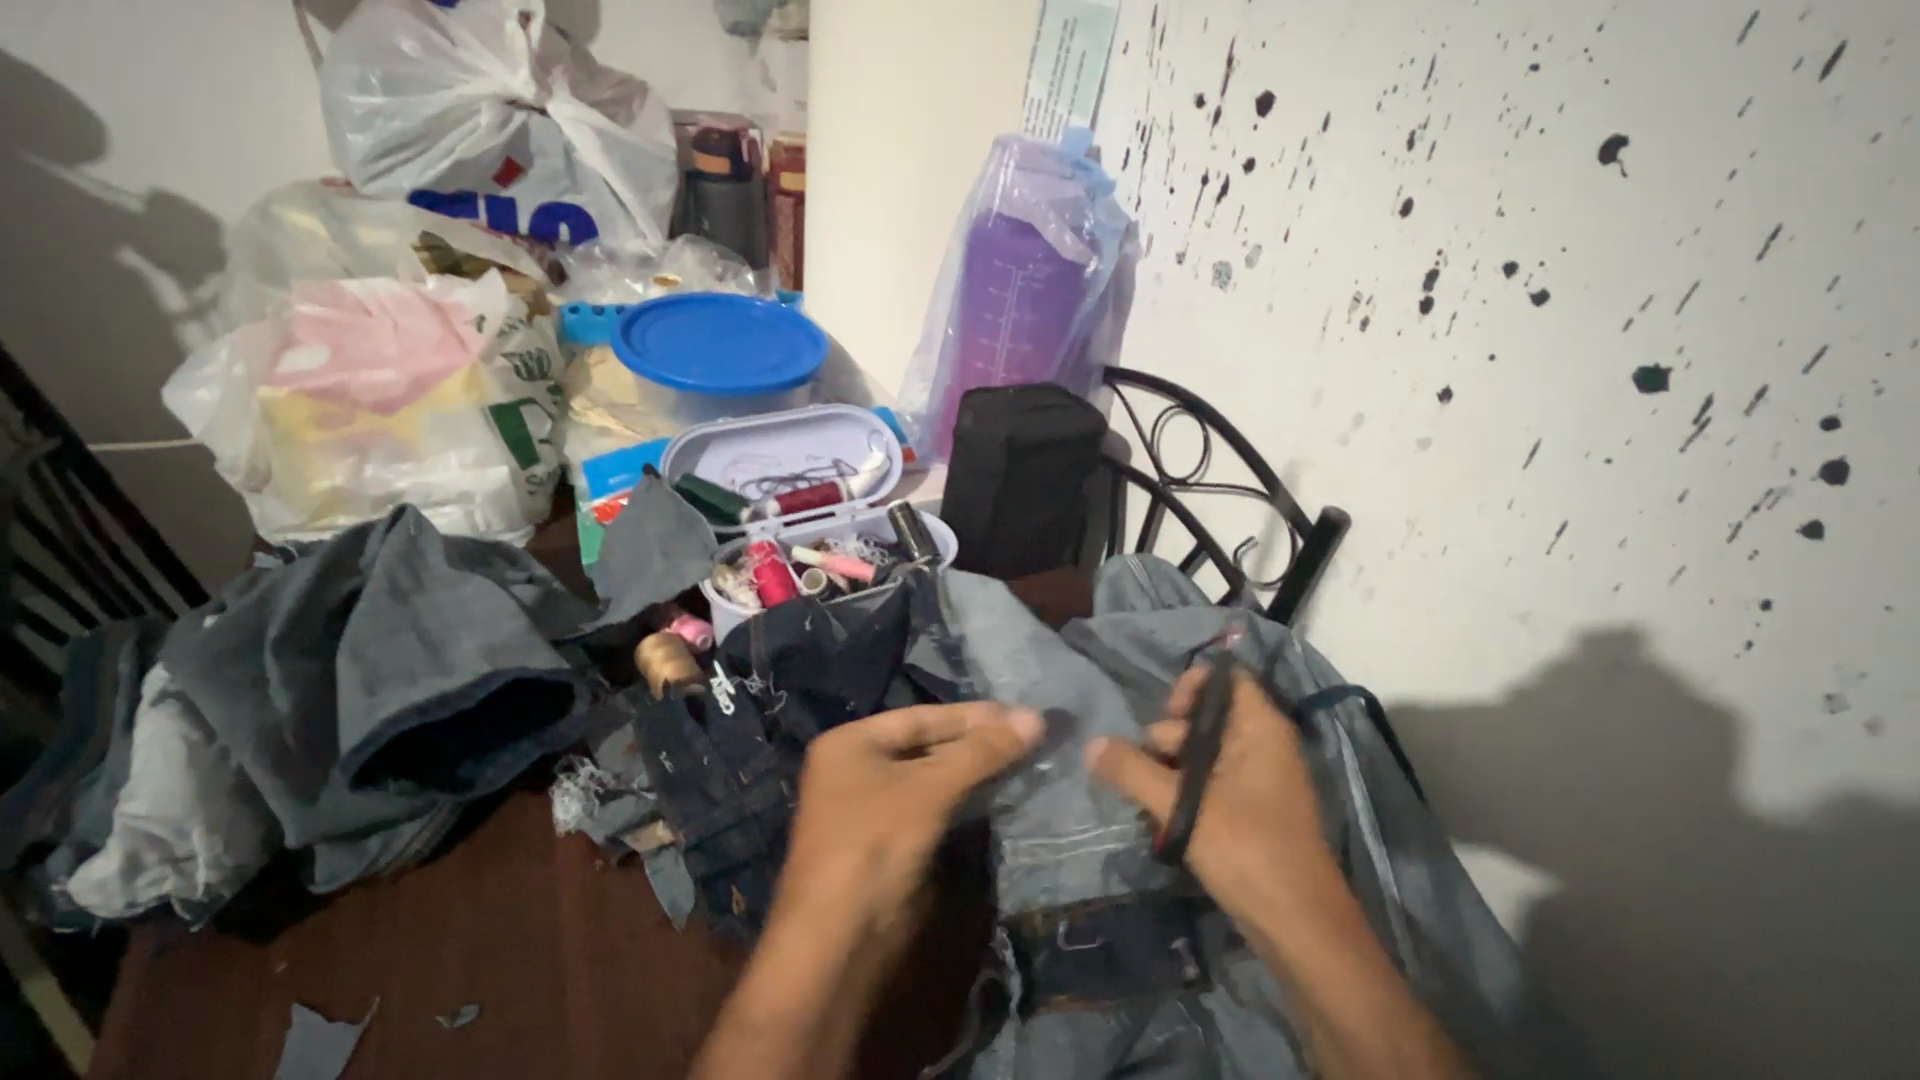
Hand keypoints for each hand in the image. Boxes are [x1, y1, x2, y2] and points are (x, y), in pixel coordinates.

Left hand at [779, 702, 1043, 940]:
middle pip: (927, 746)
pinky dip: (966, 799)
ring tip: (1027, 760)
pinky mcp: (892, 843)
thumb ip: (982, 752)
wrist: (840, 938)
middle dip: (977, 743)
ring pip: (934, 778)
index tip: (1023, 713)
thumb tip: (1037, 717)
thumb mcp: (930, 789)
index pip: (921, 717)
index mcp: (850, 743)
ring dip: (976, 771)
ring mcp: (873, 808)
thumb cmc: (874, 843)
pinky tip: (1001, 793)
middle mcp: (857, 768)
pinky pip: (934, 808)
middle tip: (1032, 737)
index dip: (972, 716)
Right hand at [1086, 666, 1336, 925]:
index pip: (1225, 677)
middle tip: (1151, 773)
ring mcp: (1258, 778)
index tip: (1164, 718)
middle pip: (1203, 717)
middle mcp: (1262, 744)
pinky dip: (1186, 794)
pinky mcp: (1251, 809)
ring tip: (1152, 805)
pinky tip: (1167, 821)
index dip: (1190, 687)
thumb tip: (1091, 745)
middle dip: (1167, 740)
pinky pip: (1209, 783)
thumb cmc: (1247, 849)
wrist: (1298, 924)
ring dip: (1169, 773)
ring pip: (1201, 755)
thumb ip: (1132, 770)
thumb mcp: (1182, 805)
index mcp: (1259, 727)